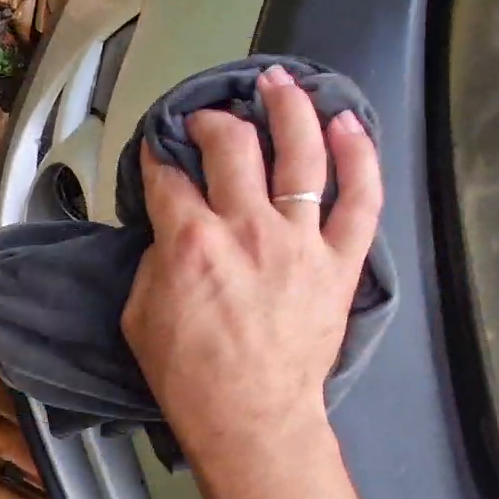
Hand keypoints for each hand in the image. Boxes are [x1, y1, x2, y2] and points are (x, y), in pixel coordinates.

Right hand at [121, 64, 382, 468]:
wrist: (246, 414)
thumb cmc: (185, 375)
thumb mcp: (138, 318)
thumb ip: (152, 266)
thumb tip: (170, 238)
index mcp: (189, 245)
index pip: (169, 181)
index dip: (157, 159)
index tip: (156, 153)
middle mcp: (246, 229)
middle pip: (232, 148)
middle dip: (212, 122)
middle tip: (205, 118)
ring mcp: (299, 239)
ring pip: (301, 153)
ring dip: (288, 108)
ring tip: (278, 84)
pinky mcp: (339, 258)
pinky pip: (360, 194)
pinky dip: (358, 153)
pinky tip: (346, 123)